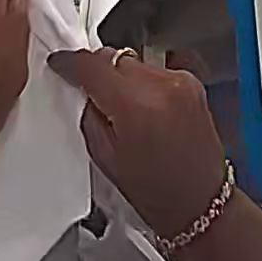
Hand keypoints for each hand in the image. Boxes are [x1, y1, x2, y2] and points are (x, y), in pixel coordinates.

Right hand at [49, 47, 227, 238]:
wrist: (200, 202)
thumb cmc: (155, 190)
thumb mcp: (103, 154)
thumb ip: (88, 112)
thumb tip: (80, 85)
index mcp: (134, 106)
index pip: (92, 66)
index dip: (70, 62)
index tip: (61, 63)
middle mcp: (161, 86)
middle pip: (113, 58)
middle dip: (99, 72)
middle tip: (93, 94)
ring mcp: (180, 81)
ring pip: (133, 61)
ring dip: (122, 76)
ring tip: (125, 108)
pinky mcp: (191, 82)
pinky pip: (154, 69)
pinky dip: (144, 82)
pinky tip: (146, 108)